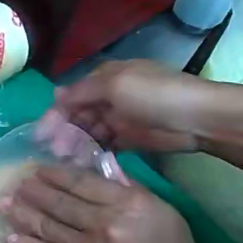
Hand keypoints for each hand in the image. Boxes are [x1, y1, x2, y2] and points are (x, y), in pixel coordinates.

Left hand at [0, 165, 242, 242]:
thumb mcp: (162, 210)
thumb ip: (129, 186)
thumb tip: (103, 163)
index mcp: (125, 205)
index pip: (82, 182)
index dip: (56, 174)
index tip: (39, 168)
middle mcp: (102, 225)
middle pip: (59, 203)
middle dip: (33, 190)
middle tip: (14, 180)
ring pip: (47, 226)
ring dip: (21, 213)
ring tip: (3, 202)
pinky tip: (9, 236)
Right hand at [55, 60, 220, 153]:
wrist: (200, 118)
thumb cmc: (155, 95)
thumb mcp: (115, 85)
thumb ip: (82, 92)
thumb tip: (55, 95)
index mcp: (105, 78)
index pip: (71, 97)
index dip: (55, 115)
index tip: (41, 136)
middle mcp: (110, 97)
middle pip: (78, 116)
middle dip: (64, 132)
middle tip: (55, 152)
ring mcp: (121, 119)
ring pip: (89, 133)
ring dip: (76, 145)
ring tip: (69, 160)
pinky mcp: (131, 139)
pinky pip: (105, 146)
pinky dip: (93, 153)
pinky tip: (84, 164)